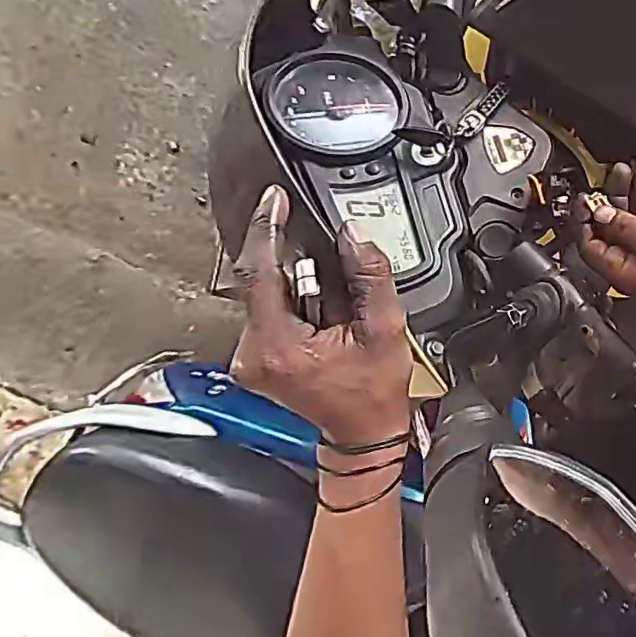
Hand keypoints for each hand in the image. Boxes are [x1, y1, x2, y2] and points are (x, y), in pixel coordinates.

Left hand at [229, 186, 412, 449]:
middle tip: (340, 298)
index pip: (260, 272)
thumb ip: (370, 277)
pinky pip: (270, 310)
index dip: (267, 229)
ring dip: (303, 290)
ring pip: (269, 295)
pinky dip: (297, 304)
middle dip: (305, 273)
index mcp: (280, 346)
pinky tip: (325, 324)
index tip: (275, 201)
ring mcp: (250, 357)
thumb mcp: (385, 329)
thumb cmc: (373, 394)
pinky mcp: (255, 357)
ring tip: (337, 320)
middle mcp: (253, 353)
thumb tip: (354, 236)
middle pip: (267, 282)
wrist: (362, 435)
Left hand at [569, 158, 635, 316]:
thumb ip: (626, 226)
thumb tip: (600, 214)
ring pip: (635, 220)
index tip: (585, 196)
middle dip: (614, 196)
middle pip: (612, 227)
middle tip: (617, 172)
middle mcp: (633, 265)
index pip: (589, 244)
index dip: (584, 218)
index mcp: (622, 271)